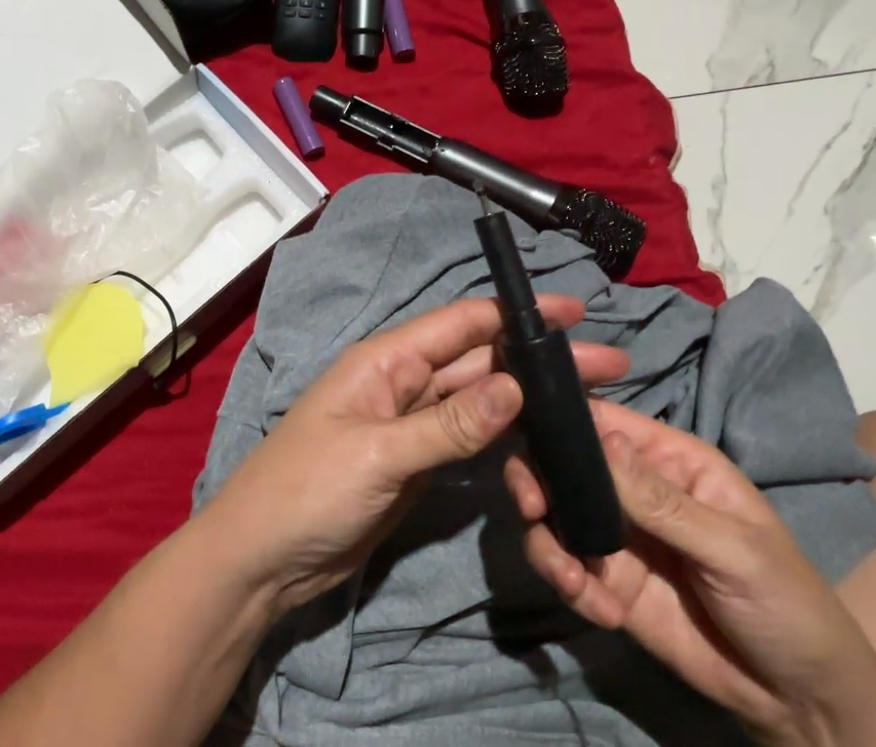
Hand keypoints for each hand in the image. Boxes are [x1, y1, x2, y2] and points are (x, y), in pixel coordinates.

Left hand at [196, 294, 631, 614]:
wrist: (263, 559)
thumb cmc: (306, 492)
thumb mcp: (377, 454)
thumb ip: (448, 425)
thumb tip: (517, 386)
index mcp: (386, 362)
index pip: (462, 325)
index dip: (518, 316)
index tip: (577, 315)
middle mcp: (402, 385)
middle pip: (481, 363)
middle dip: (540, 363)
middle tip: (612, 367)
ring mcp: (410, 427)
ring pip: (480, 403)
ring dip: (530, 401)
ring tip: (594, 407)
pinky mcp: (416, 466)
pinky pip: (469, 443)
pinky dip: (506, 441)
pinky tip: (546, 444)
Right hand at [507, 401, 875, 745]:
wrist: (798, 699)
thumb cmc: (787, 604)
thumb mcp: (734, 549)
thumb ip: (664, 501)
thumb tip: (606, 441)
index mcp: (670, 462)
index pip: (604, 421)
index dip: (561, 420)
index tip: (523, 433)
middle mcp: (632, 490)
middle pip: (561, 465)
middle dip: (534, 481)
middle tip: (530, 508)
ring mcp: (615, 536)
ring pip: (549, 517)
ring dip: (546, 545)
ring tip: (572, 583)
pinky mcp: (605, 581)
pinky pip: (563, 568)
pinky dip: (568, 586)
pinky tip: (604, 613)